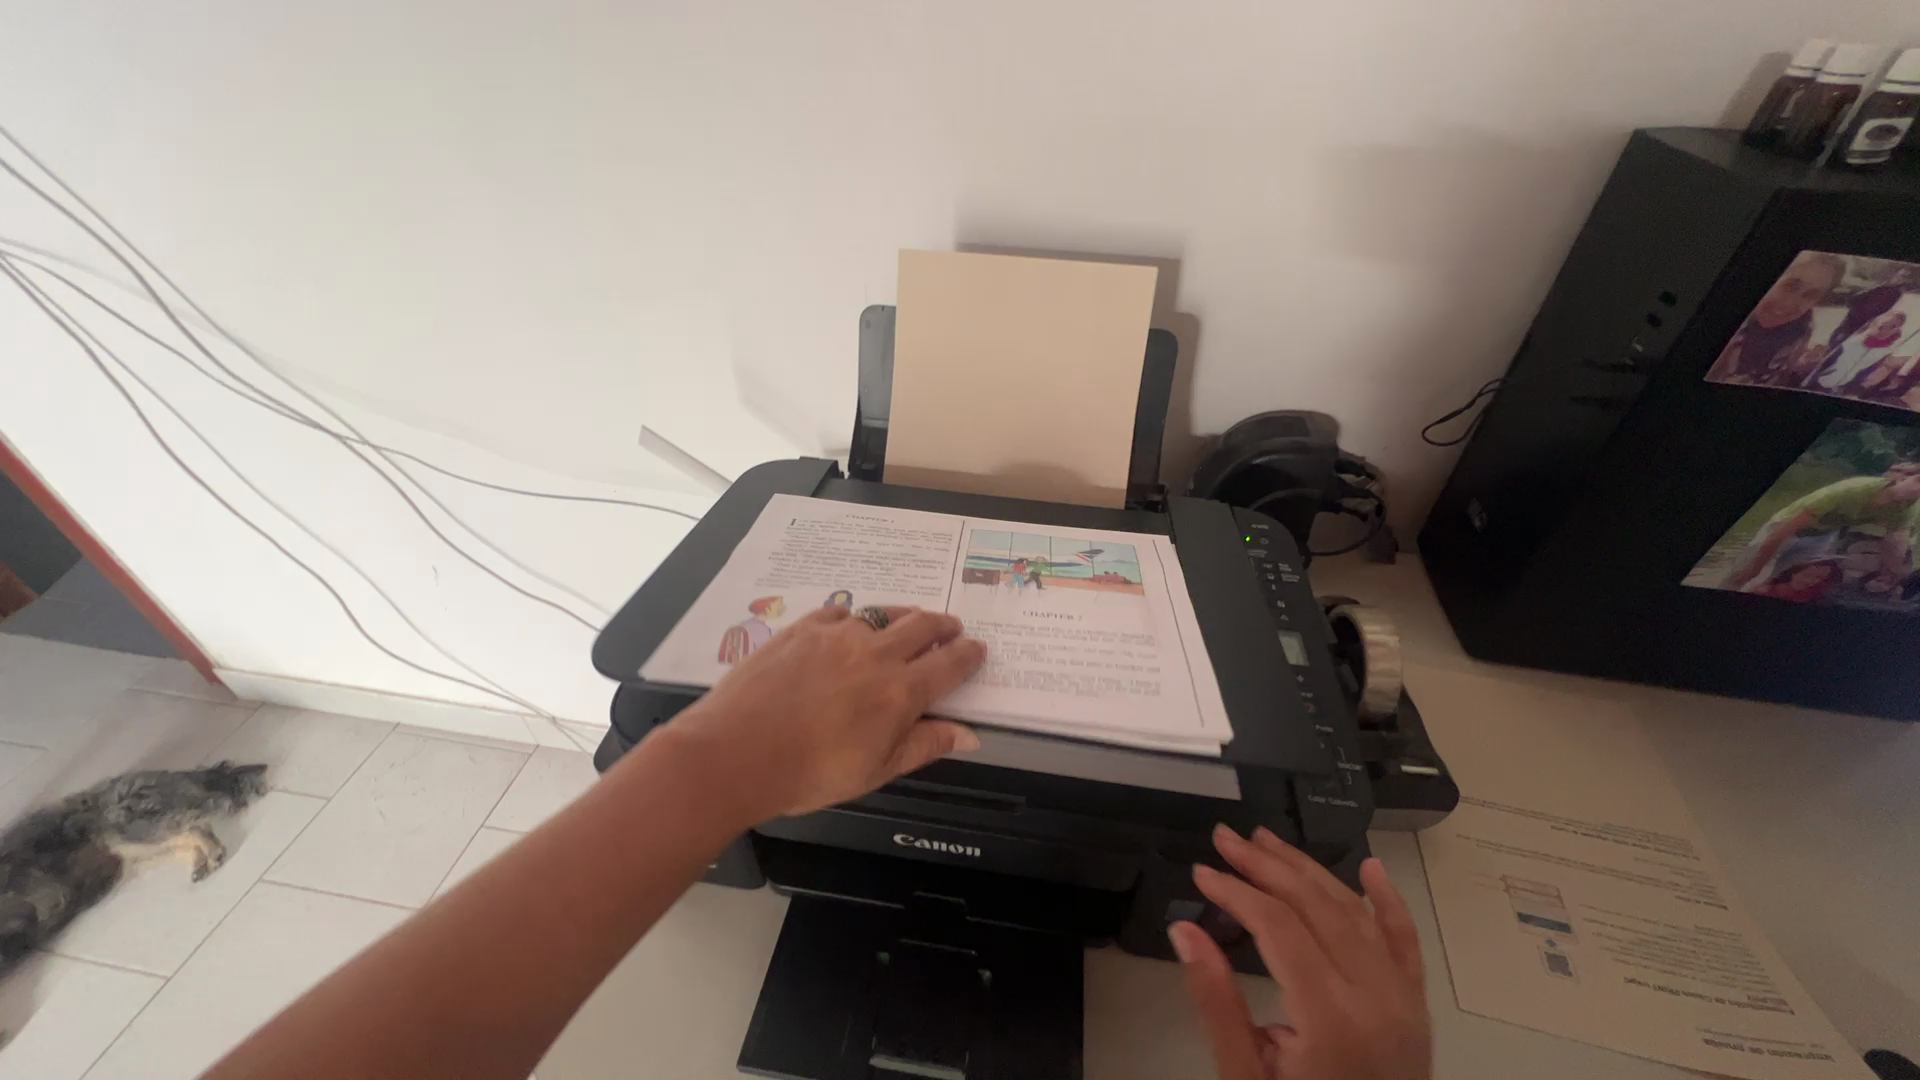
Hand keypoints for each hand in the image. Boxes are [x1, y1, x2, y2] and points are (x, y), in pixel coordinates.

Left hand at [666, 606, 986, 818]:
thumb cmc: (811, 773)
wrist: (736, 751)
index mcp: (900, 692)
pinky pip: (840, 611)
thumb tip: (969, 734)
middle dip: (943, 626)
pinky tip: (850, 626)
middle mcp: (875, 654)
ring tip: (908, 621)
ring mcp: (837, 635)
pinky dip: (855, 617)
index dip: (968, 655)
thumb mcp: (876, 770)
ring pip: (882, 614)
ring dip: (903, 617)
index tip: (978, 648)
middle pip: (922, 627)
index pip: (949, 665)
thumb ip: (925, 745)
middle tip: (951, 628)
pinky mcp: (803, 628)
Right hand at [1169, 826, 1430, 1079]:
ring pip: (1355, 913)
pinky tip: (1368, 869)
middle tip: (1224, 837)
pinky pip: (1405, 944)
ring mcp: (1403, 1002)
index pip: (1277, 927)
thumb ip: (1216, 1002)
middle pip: (1316, 907)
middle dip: (1266, 866)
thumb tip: (1184, 928)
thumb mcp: (1244, 1076)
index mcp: (1331, 1019)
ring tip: (1266, 840)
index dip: (1236, 891)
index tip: (1200, 871)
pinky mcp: (1416, 1009)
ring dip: (1309, 870)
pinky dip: (1386, 903)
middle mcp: (1375, 999)